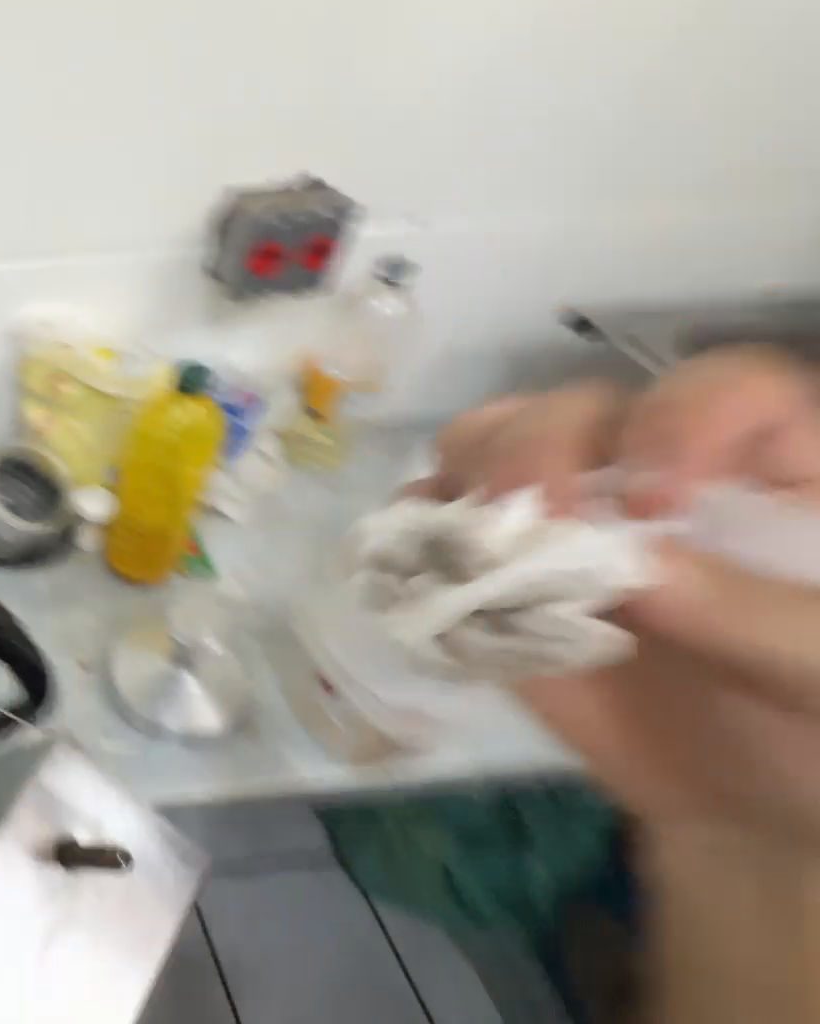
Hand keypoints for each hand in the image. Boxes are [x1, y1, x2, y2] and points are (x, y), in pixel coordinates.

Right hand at [424, 347, 819, 847]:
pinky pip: (429, 521)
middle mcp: (645, 474)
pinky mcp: (490, 567)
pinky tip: (417, 566)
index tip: (652, 503)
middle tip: (525, 515)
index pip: (719, 389)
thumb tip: (627, 567)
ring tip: (463, 540)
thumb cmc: (816, 731)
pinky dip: (409, 534)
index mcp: (762, 473)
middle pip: (570, 408)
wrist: (741, 799)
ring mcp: (555, 519)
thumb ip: (748, 612)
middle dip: (532, 450)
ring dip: (459, 476)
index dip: (678, 420)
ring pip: (484, 442)